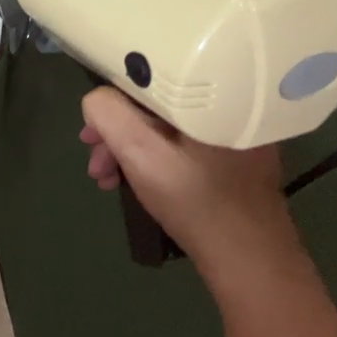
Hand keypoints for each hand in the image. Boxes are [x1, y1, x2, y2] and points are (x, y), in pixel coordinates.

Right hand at [79, 86, 295, 261]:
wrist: (246, 253)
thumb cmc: (193, 201)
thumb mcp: (140, 153)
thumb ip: (110, 116)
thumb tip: (95, 101)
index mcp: (215, 100)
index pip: (148, 83)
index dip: (110, 107)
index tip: (91, 137)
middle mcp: (231, 110)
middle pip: (152, 109)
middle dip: (114, 134)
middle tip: (96, 164)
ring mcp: (235, 137)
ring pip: (163, 129)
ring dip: (127, 150)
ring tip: (107, 178)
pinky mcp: (234, 159)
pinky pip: (180, 146)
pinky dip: (151, 159)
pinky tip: (136, 181)